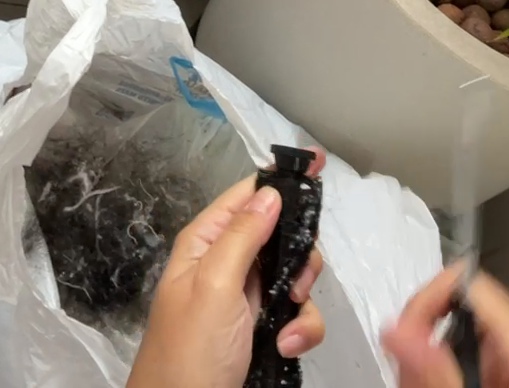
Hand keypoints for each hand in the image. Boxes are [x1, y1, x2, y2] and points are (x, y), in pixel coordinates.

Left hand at [126, 155, 326, 387]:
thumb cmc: (191, 348)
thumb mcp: (214, 284)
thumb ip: (242, 235)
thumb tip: (271, 191)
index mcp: (208, 240)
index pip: (248, 193)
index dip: (281, 177)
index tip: (318, 161)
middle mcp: (229, 261)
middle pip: (281, 234)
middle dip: (300, 256)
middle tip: (297, 282)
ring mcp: (247, 297)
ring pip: (294, 276)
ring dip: (301, 301)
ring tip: (286, 323)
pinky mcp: (264, 330)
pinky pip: (296, 317)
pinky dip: (299, 331)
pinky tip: (285, 348)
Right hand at [383, 262, 508, 387]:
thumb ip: (436, 375)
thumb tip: (394, 328)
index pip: (468, 283)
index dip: (428, 300)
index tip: (402, 336)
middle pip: (456, 311)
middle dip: (422, 343)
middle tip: (407, 378)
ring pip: (453, 338)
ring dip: (426, 366)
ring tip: (415, 385)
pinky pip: (462, 360)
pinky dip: (439, 376)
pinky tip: (430, 387)